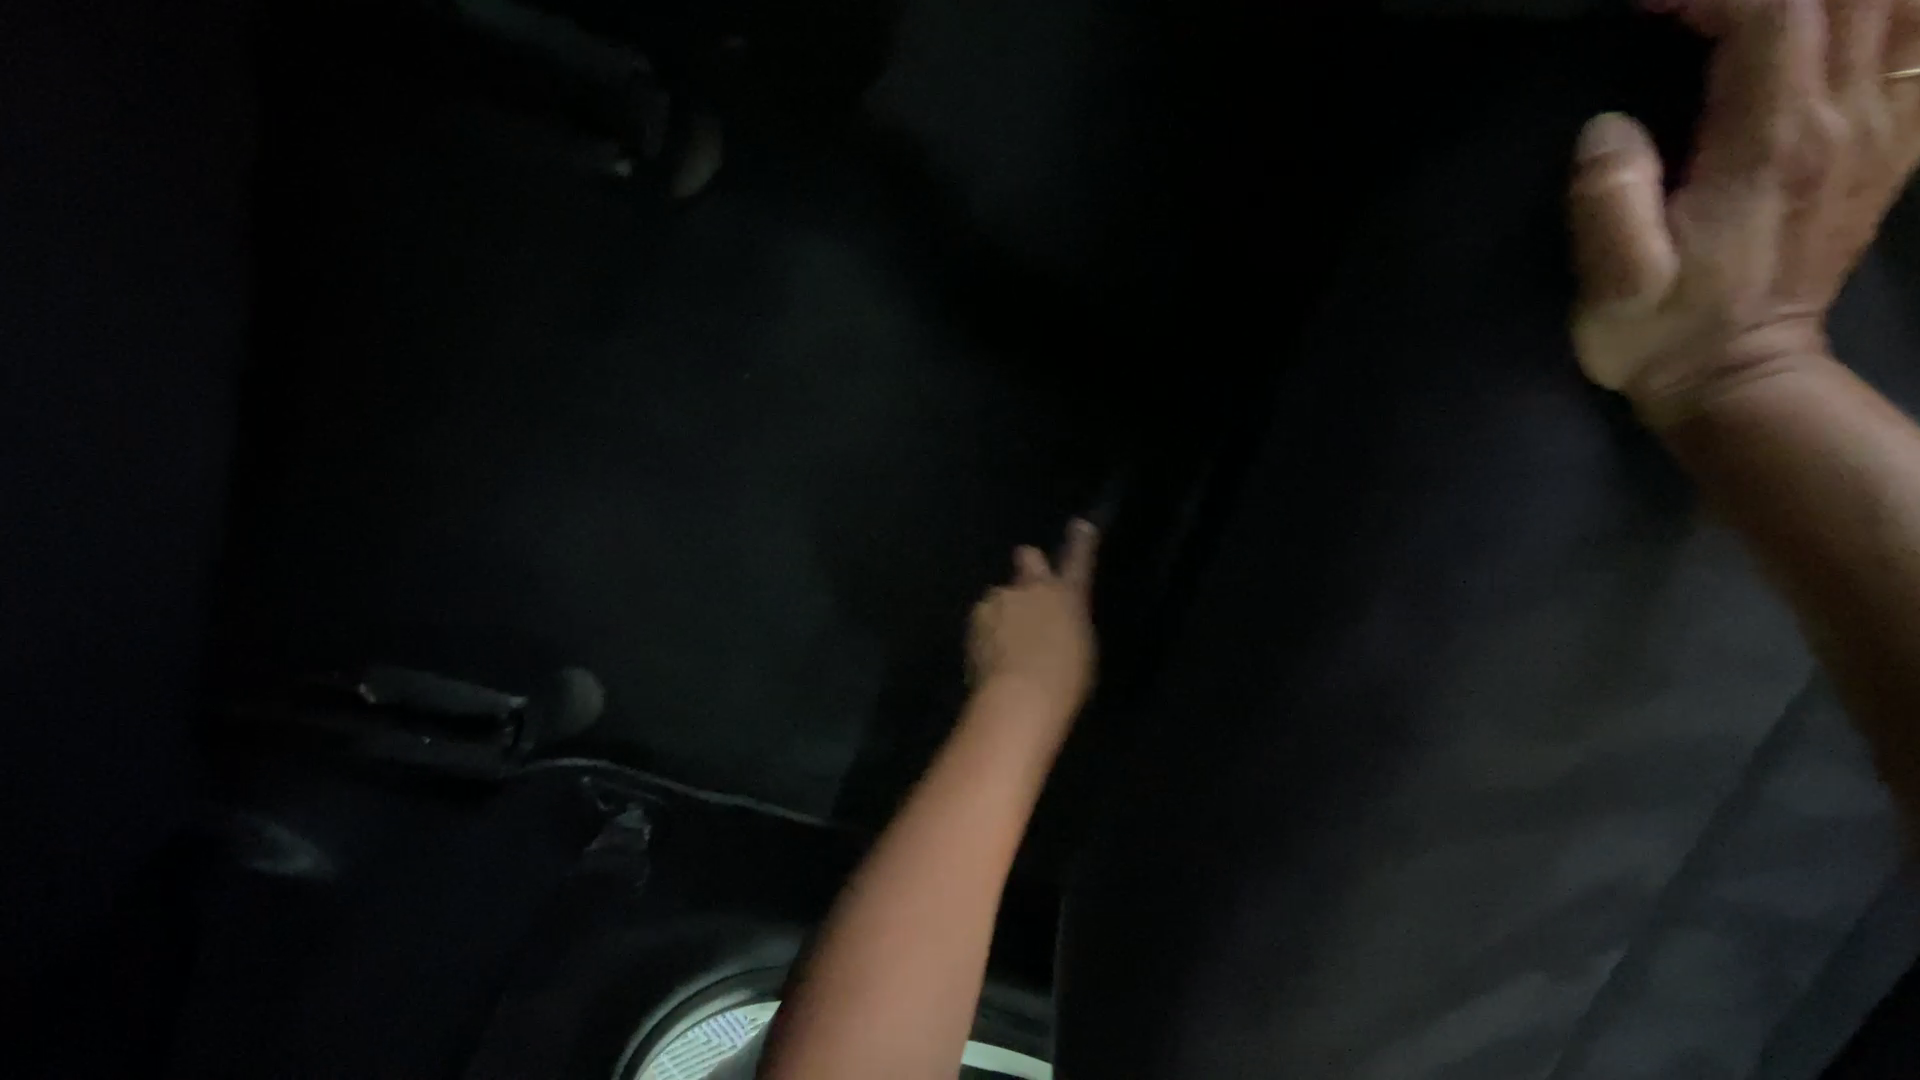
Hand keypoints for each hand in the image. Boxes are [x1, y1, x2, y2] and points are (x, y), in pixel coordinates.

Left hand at [966, 519, 1099, 721]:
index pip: (1077, 559)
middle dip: (1028, 565)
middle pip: (1028, 557)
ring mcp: (1001, 598)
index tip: (1079, 524)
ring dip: (1002, 611)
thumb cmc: (1065, 680)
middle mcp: (1033, 588)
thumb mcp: (1080, 648)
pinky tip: (989, 655)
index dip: (1079, 541)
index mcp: (1068, 596)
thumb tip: (1056, 622)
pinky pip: (982, 618)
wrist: (1020, 696)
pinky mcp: (976, 616)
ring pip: (1000, 596)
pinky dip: (985, 631)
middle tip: (1026, 590)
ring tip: (1005, 645)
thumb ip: (1067, 624)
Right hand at [1569, 0, 1919, 424]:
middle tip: (1696, 8)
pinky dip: (1889, 18)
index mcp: (1772, 148)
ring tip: (1764, 12)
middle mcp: (1845, 122)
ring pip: (1899, 8)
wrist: (1738, 379)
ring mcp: (1884, 131)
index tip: (1648, 7)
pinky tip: (1844, 26)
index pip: (1770, 15)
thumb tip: (1606, 127)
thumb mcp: (1613, 286)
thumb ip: (1607, 202)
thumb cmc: (1661, 335)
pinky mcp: (1893, 146)